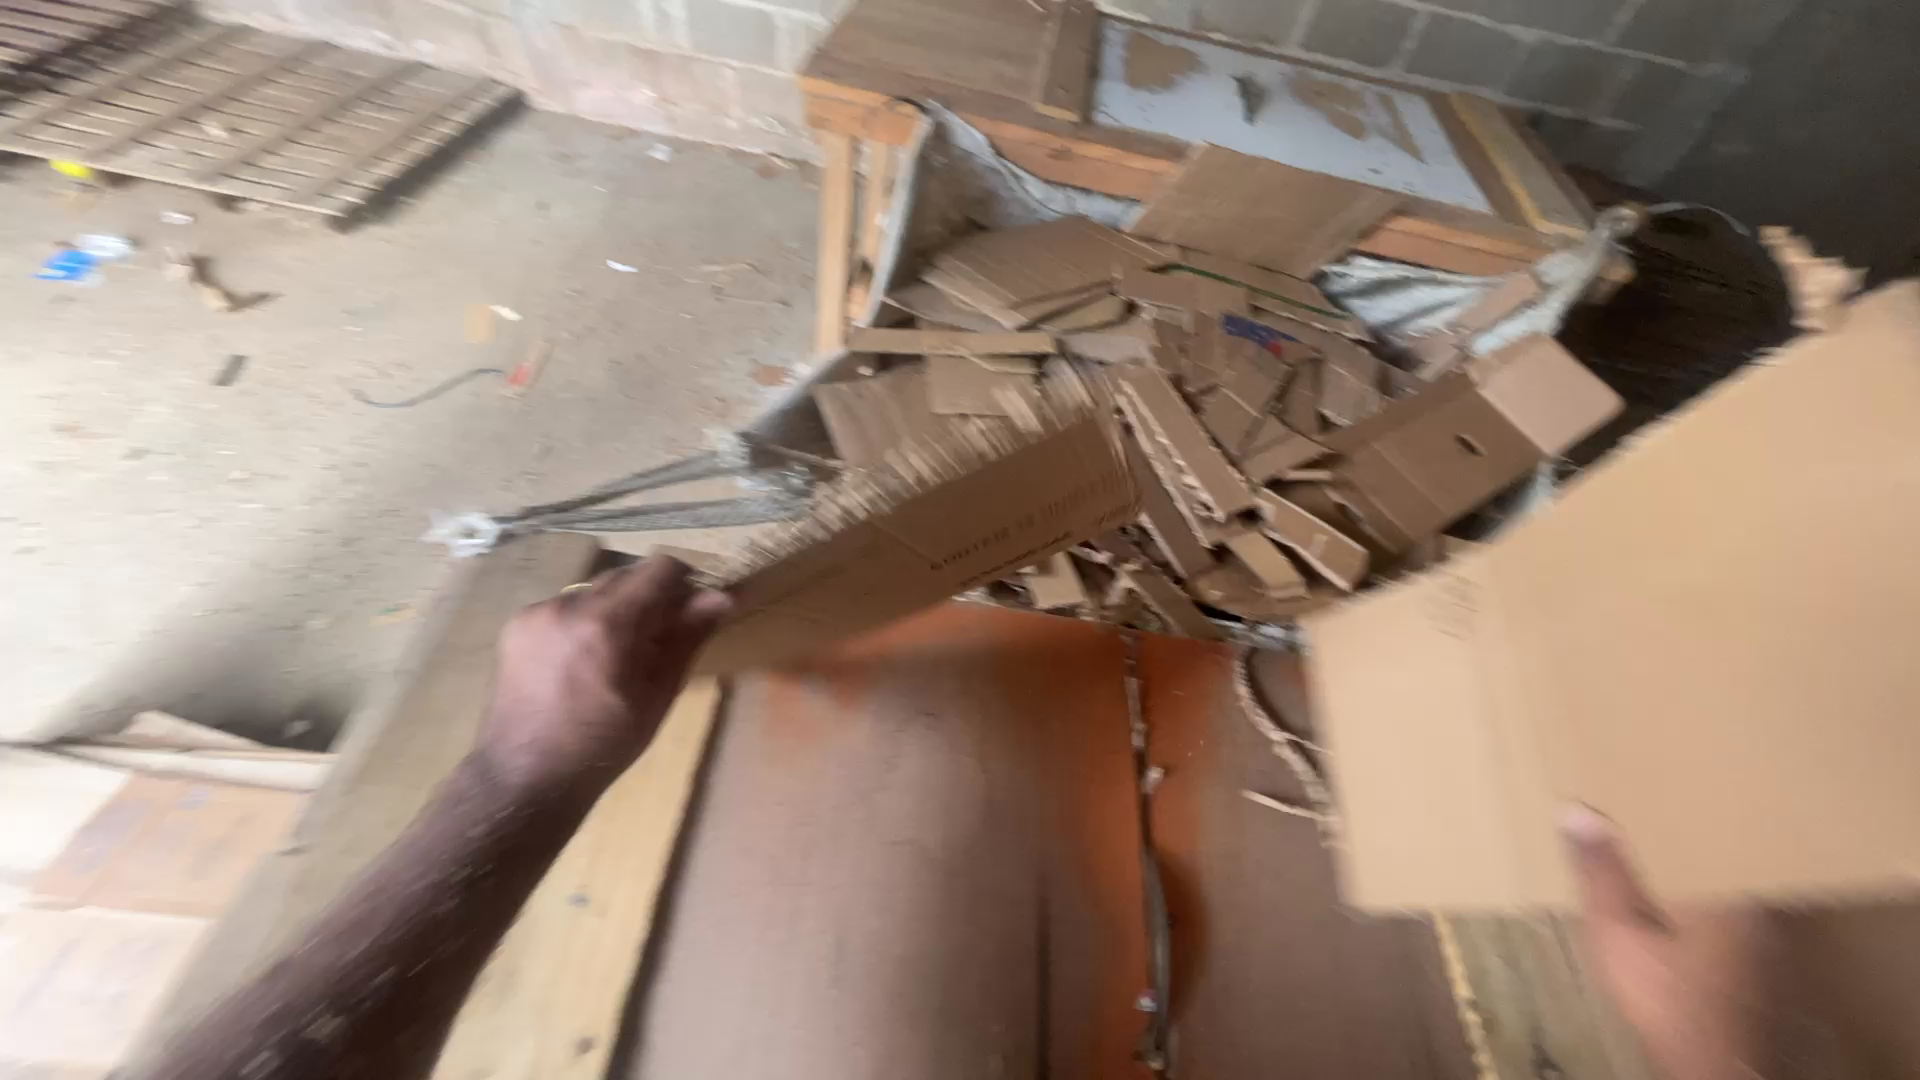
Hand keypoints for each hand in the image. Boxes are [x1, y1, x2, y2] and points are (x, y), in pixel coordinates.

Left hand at [479, 557, 732, 797]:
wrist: (527, 777)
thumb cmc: (605, 742)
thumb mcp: (658, 692)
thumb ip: (687, 636)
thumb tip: (723, 597)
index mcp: (605, 622)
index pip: (659, 569)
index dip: (685, 583)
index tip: (693, 608)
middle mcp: (566, 605)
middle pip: (627, 576)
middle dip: (651, 598)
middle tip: (661, 637)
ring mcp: (536, 612)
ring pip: (596, 589)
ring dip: (618, 608)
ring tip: (620, 652)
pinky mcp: (518, 624)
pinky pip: (567, 606)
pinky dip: (587, 620)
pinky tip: (586, 658)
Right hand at [1563, 805, 1783, 1079]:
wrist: (1712, 1068)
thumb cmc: (1666, 993)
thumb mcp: (1617, 927)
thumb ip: (1601, 870)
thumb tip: (1577, 808)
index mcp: (1727, 891)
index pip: (1699, 833)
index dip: (1666, 810)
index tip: (1634, 789)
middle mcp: (1756, 910)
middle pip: (1705, 858)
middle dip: (1664, 838)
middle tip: (1623, 816)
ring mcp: (1761, 943)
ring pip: (1711, 887)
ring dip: (1674, 870)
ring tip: (1630, 852)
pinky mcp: (1753, 968)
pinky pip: (1715, 914)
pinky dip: (1685, 899)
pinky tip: (1658, 903)